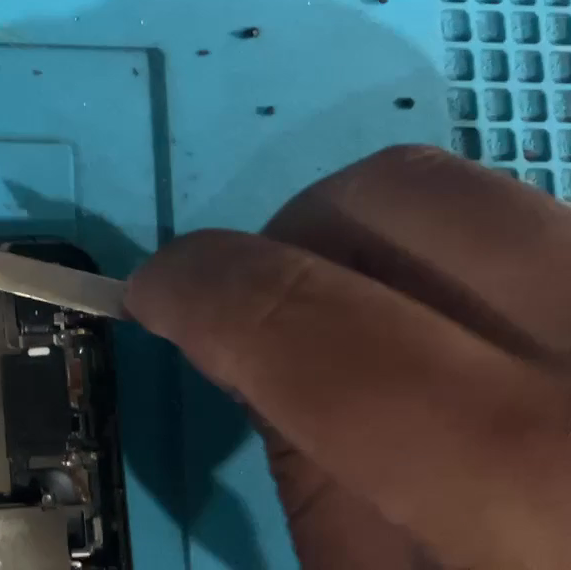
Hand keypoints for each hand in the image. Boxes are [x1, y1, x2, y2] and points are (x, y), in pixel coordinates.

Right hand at [128, 145, 570, 569]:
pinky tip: (552, 385)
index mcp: (555, 493)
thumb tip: (254, 368)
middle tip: (288, 308)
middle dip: (305, 229)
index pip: (304, 317)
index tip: (160, 297)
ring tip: (438, 355)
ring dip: (425, 259)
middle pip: (422, 199)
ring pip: (528, 211)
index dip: (192, 285)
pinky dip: (534, 296)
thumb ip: (324, 492)